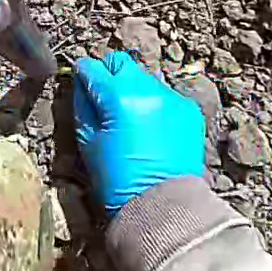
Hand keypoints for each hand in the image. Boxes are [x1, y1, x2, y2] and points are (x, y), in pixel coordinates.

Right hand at [73, 51, 205, 216]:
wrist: (163, 207)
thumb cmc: (118, 182)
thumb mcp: (88, 144)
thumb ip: (83, 106)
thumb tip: (82, 83)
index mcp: (119, 98)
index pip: (94, 68)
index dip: (84, 74)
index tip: (82, 80)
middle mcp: (148, 89)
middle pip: (122, 63)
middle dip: (110, 74)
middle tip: (105, 97)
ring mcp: (172, 97)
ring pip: (144, 77)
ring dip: (134, 89)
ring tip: (130, 117)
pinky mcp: (189, 109)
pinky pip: (165, 94)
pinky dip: (155, 104)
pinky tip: (151, 128)